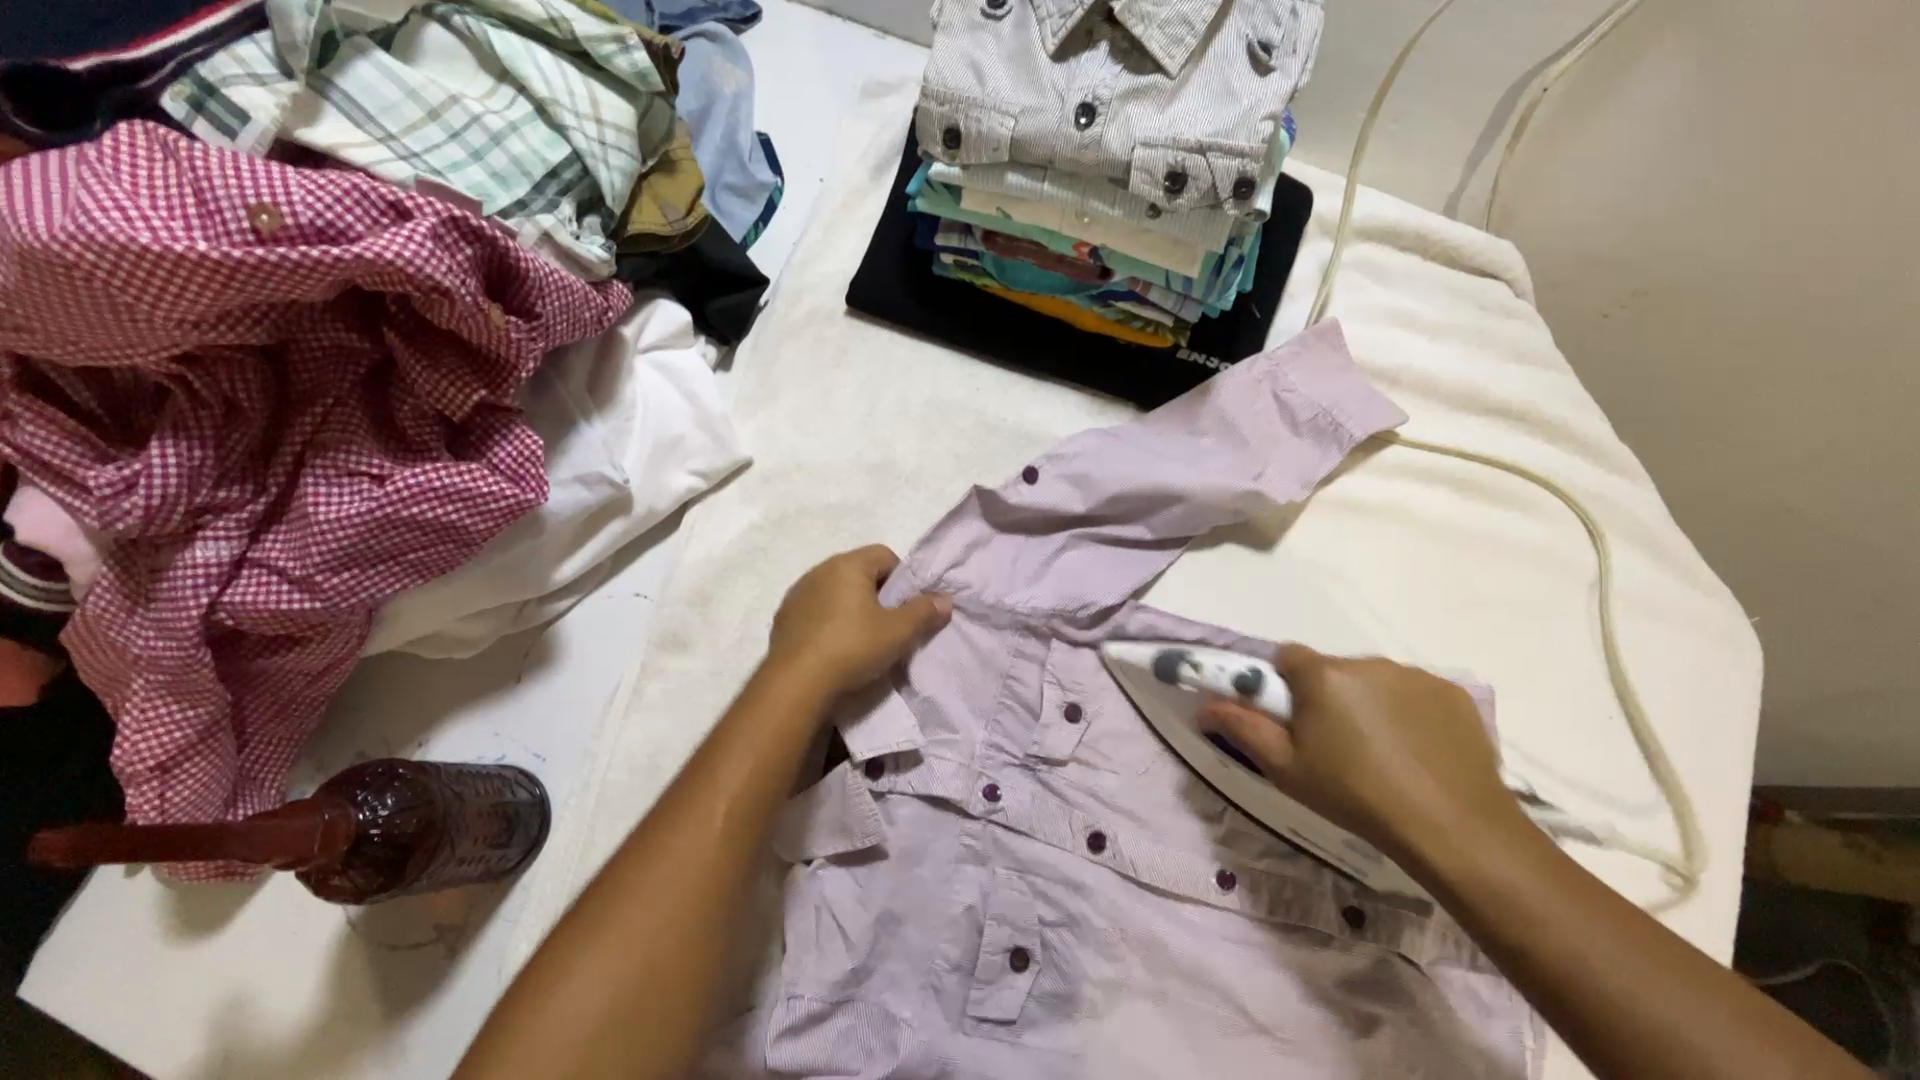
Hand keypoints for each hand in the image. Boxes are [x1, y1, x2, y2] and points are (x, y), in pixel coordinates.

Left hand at [766, 545, 951, 699]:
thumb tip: (945, 599)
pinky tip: (834, 648)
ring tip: (860, 640)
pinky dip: (828, 622)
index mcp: (847, 564)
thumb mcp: (898, 632)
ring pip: (835, 592)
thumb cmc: (852, 647)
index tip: (906, 608)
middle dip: (877, 594)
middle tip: (888, 626)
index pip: (885, 555)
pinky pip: (815, 611)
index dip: (902, 579)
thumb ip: (924, 611)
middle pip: (859, 572)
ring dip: (850, 608)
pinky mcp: (783, 618)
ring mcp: (797, 594)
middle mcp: (818, 570)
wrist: (796, 682)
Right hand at [1196, 645, 1528, 864]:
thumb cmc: (1355, 795)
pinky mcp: (1453, 694)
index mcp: (1323, 675)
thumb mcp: (1286, 768)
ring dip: (1368, 706)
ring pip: (1374, 683)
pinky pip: (1415, 694)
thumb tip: (1204, 705)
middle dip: (1326, 699)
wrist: (1452, 825)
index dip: (1282, 687)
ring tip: (1380, 756)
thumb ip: (1243, 728)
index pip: (1286, 657)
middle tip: (1332, 748)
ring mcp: (1416, 675)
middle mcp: (1368, 662)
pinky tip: (1416, 754)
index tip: (1291, 722)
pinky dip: (1408, 715)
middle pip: (1331, 671)